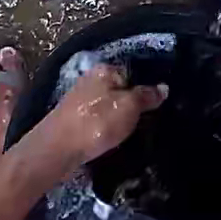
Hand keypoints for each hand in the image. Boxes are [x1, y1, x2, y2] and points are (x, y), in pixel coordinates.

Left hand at [29, 63, 166, 166]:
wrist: (57, 149)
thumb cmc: (96, 123)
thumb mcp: (129, 107)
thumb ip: (146, 95)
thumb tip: (164, 87)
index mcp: (104, 70)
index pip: (133, 73)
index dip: (147, 88)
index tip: (160, 106)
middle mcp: (90, 79)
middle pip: (120, 89)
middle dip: (134, 104)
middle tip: (151, 121)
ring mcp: (81, 99)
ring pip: (109, 105)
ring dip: (121, 118)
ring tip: (137, 133)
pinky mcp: (74, 118)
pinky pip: (99, 119)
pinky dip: (108, 127)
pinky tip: (116, 138)